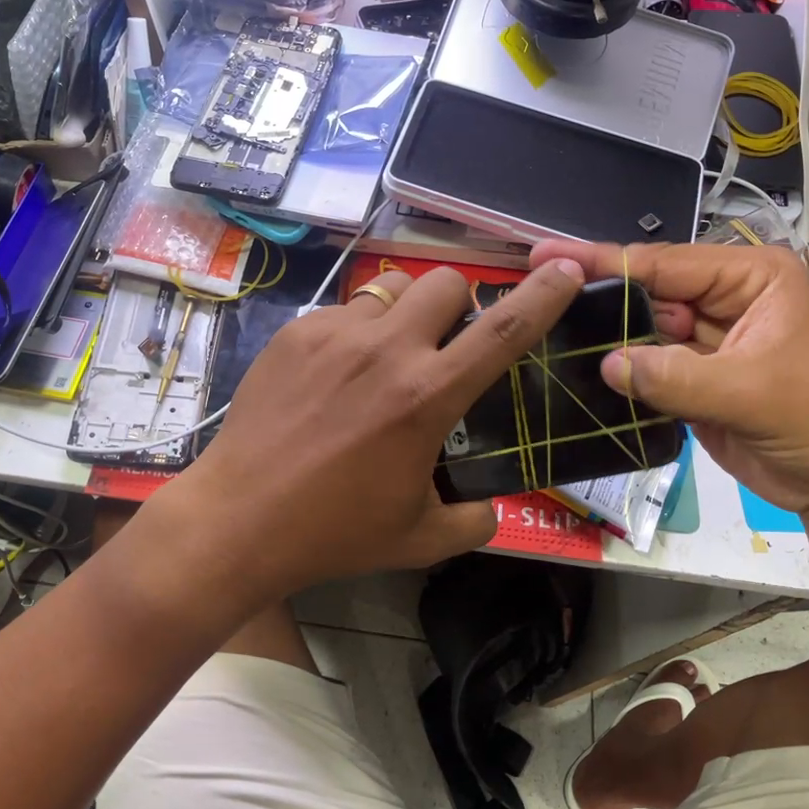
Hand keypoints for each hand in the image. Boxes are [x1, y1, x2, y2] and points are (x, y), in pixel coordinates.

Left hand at [166, 260, 585, 596]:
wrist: (239, 518)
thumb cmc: (334, 532)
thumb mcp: (420, 539)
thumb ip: (474, 518)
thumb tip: (490, 503)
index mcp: (426, 396)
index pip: (503, 329)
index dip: (544, 294)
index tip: (568, 268)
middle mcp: (385, 350)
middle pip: (444, 281)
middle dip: (458, 305)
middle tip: (442, 346)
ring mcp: (334, 334)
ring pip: (391, 290)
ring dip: (404, 316)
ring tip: (382, 360)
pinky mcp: (295, 333)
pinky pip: (343, 312)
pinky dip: (354, 334)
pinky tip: (333, 378)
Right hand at [530, 241, 808, 518]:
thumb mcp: (752, 390)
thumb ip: (675, 376)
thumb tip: (605, 363)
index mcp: (750, 278)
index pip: (665, 263)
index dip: (604, 260)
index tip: (545, 254)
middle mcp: (725, 300)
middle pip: (648, 293)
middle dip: (599, 297)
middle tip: (535, 295)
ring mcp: (707, 343)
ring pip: (643, 332)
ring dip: (604, 337)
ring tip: (545, 329)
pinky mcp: (695, 382)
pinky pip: (647, 370)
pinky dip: (618, 373)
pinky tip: (576, 367)